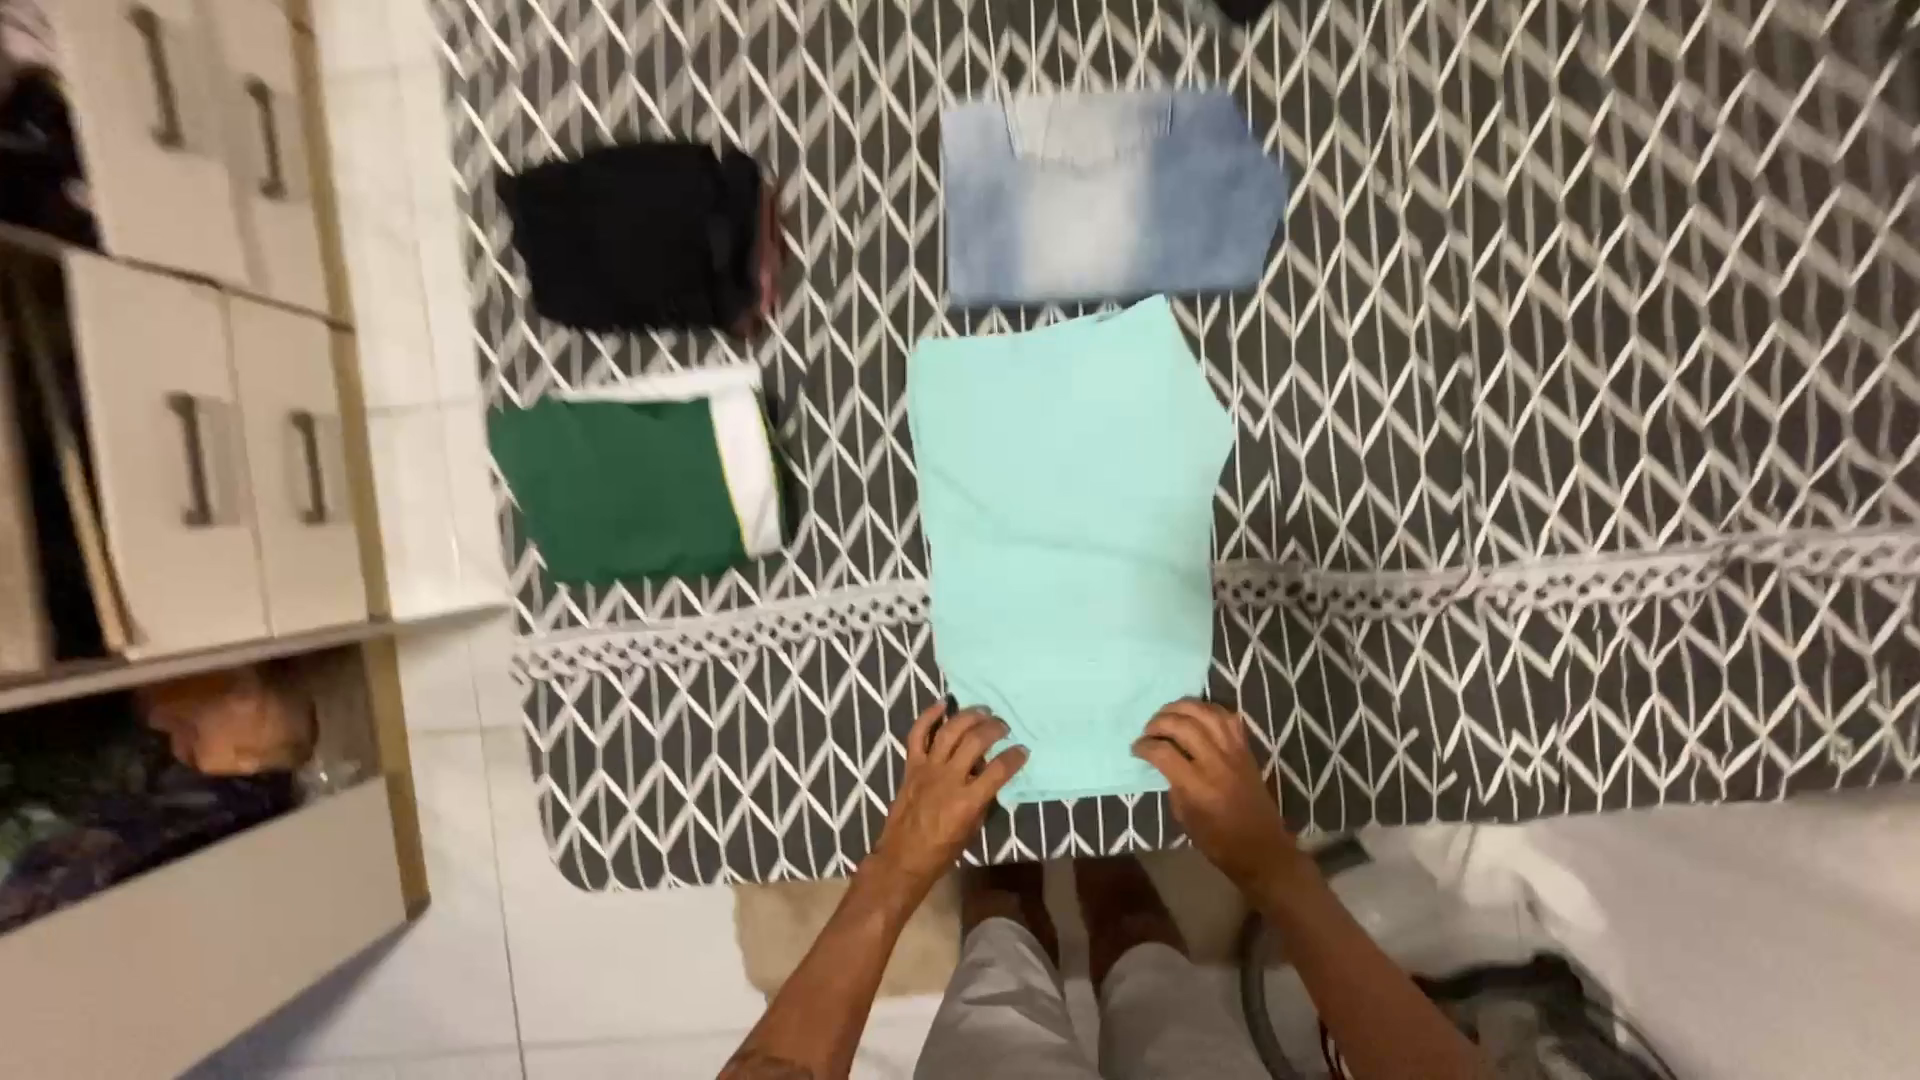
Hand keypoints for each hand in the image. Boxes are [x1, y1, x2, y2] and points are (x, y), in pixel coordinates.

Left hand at [868, 702, 1028, 901]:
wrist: (903, 857)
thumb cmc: (942, 850)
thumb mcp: (973, 828)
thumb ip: (983, 798)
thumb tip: (991, 775)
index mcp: (967, 801)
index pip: (998, 770)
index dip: (1014, 757)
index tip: (1022, 750)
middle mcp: (948, 778)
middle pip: (975, 741)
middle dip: (994, 728)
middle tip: (1003, 726)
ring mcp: (927, 769)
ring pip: (949, 731)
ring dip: (968, 716)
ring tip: (982, 711)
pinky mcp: (911, 765)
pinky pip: (917, 734)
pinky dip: (929, 716)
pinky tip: (943, 704)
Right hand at [1132, 698, 1304, 900]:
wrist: (1263, 849)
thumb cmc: (1219, 842)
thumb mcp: (1185, 818)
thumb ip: (1173, 785)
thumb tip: (1164, 763)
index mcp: (1197, 786)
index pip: (1163, 752)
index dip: (1144, 746)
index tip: (1136, 748)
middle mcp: (1216, 763)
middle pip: (1183, 725)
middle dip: (1159, 721)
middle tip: (1148, 729)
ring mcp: (1234, 753)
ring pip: (1207, 713)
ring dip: (1183, 707)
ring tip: (1169, 713)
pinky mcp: (1246, 751)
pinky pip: (1229, 719)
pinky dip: (1211, 710)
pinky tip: (1197, 714)